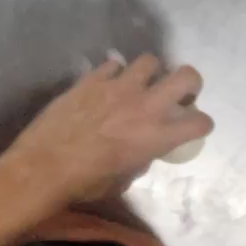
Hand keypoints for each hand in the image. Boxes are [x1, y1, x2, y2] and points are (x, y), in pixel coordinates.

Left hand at [1, 56, 214, 206]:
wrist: (43, 167)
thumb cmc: (84, 184)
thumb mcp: (123, 180)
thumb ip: (141, 158)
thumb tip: (142, 149)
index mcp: (156, 137)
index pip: (199, 121)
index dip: (201, 123)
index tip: (195, 125)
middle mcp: (144, 106)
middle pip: (186, 76)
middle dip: (190, 83)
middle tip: (179, 93)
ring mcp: (118, 87)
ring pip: (150, 61)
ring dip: (149, 73)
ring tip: (140, 84)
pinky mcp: (92, 79)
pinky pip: (113, 65)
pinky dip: (115, 74)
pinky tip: (107, 85)